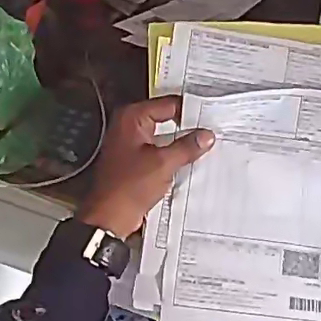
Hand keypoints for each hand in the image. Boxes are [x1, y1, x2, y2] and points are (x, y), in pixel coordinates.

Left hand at [76, 96, 215, 238]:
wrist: (110, 217)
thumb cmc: (126, 187)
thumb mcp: (163, 163)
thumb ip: (187, 147)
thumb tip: (205, 136)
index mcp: (132, 118)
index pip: (169, 104)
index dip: (191, 111)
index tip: (210, 118)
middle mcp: (129, 127)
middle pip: (166, 119)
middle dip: (187, 128)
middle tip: (210, 133)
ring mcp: (132, 145)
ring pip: (164, 137)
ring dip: (181, 144)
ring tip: (203, 148)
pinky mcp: (135, 162)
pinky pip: (159, 152)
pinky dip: (172, 156)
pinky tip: (189, 162)